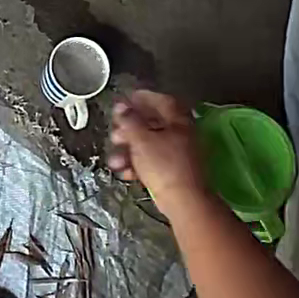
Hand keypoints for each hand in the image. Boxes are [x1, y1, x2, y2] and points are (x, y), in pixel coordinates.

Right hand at [107, 90, 209, 215]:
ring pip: (149, 145)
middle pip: (153, 124)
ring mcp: (178, 155)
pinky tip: (125, 171)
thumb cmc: (164, 165)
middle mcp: (181, 135)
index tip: (127, 98)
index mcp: (178, 121)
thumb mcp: (142, 139)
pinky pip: (152, 163)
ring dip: (129, 150)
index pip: (162, 100)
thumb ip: (130, 120)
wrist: (183, 200)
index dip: (143, 97)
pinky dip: (137, 165)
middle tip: (115, 131)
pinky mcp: (172, 172)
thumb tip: (121, 106)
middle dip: (130, 128)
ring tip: (115, 158)